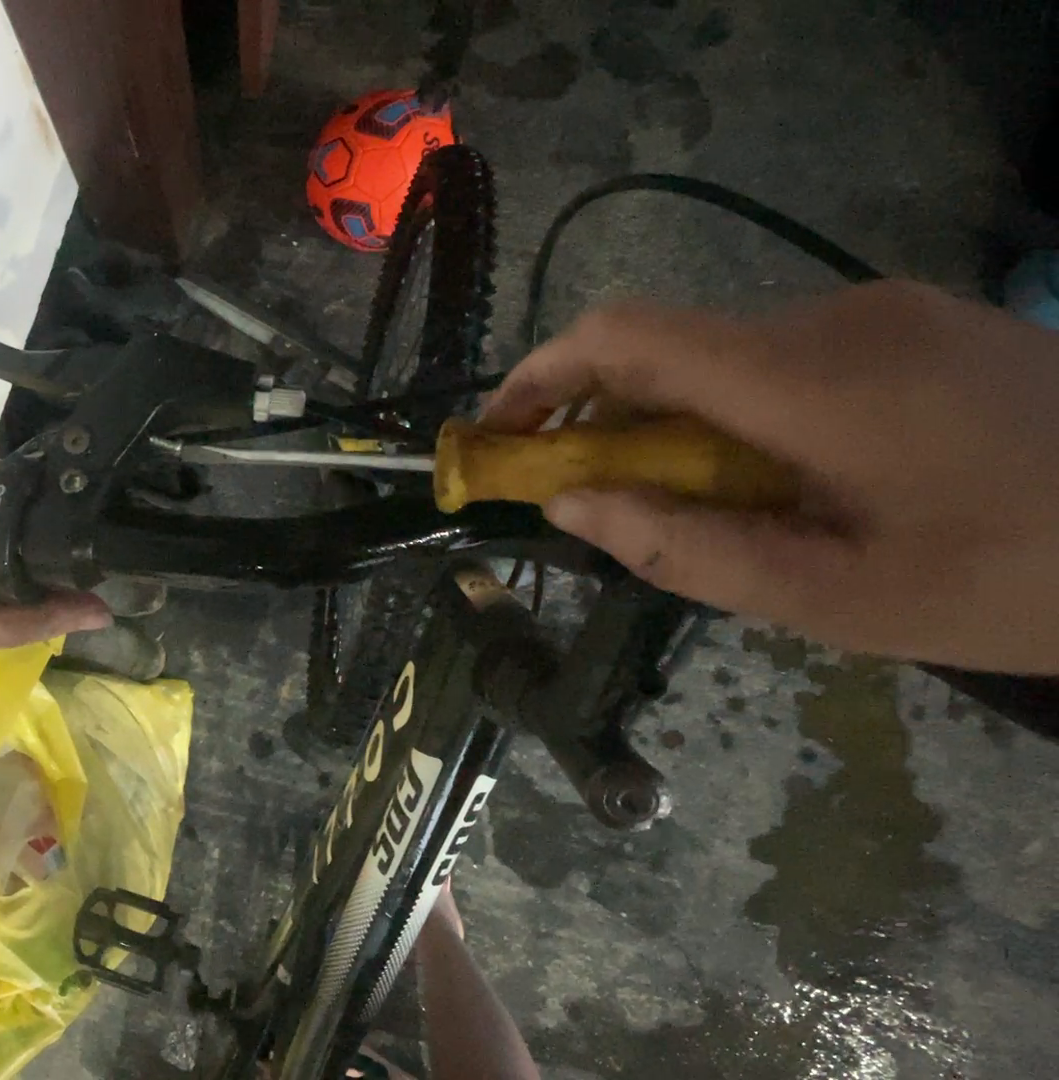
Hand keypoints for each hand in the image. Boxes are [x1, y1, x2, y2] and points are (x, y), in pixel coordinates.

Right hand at [481, 280, 1058, 674]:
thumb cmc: (1026, 581)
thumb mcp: (833, 599)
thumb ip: (679, 549)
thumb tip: (565, 503)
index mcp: (811, 378)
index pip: (623, 336)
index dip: (536, 377)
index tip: (498, 438)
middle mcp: (833, 319)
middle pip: (658, 349)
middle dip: (592, 417)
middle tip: (581, 496)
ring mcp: (878, 313)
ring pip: (709, 356)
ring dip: (659, 421)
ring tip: (684, 502)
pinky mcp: (905, 324)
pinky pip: (767, 358)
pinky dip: (719, 412)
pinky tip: (762, 475)